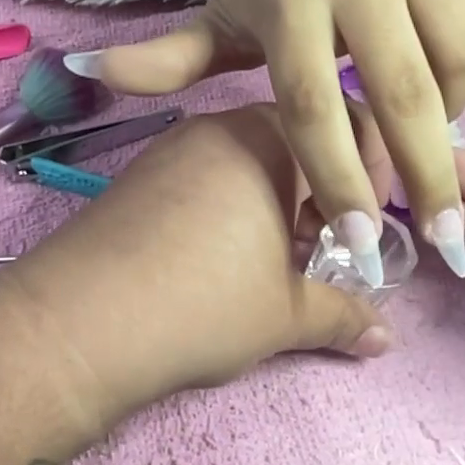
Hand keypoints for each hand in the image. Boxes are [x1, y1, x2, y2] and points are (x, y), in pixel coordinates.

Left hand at [4, 106, 392, 428]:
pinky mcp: (136, 176)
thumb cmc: (204, 304)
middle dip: (320, 192)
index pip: (346, 129)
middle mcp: (219, 127)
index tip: (367, 227)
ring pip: (244, 159)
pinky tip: (218, 257)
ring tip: (272, 259)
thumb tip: (382, 337)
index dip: (370, 178)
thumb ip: (341, 316)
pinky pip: (202, 175)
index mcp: (269, 139)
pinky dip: (228, 205)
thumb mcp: (284, 315)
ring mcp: (171, 148)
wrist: (82, 320)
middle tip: (323, 247)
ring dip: (273, 200)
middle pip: (294, 140)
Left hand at [63, 0, 464, 285]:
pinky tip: (438, 43)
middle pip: (402, 93)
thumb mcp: (223, 18)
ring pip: (459, 53)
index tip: (362, 246)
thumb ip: (169, 58)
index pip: (312, 107)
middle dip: (429, 178)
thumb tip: (87, 72)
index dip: (337, 182)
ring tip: (427, 116)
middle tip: (447, 244)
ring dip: (451, 105)